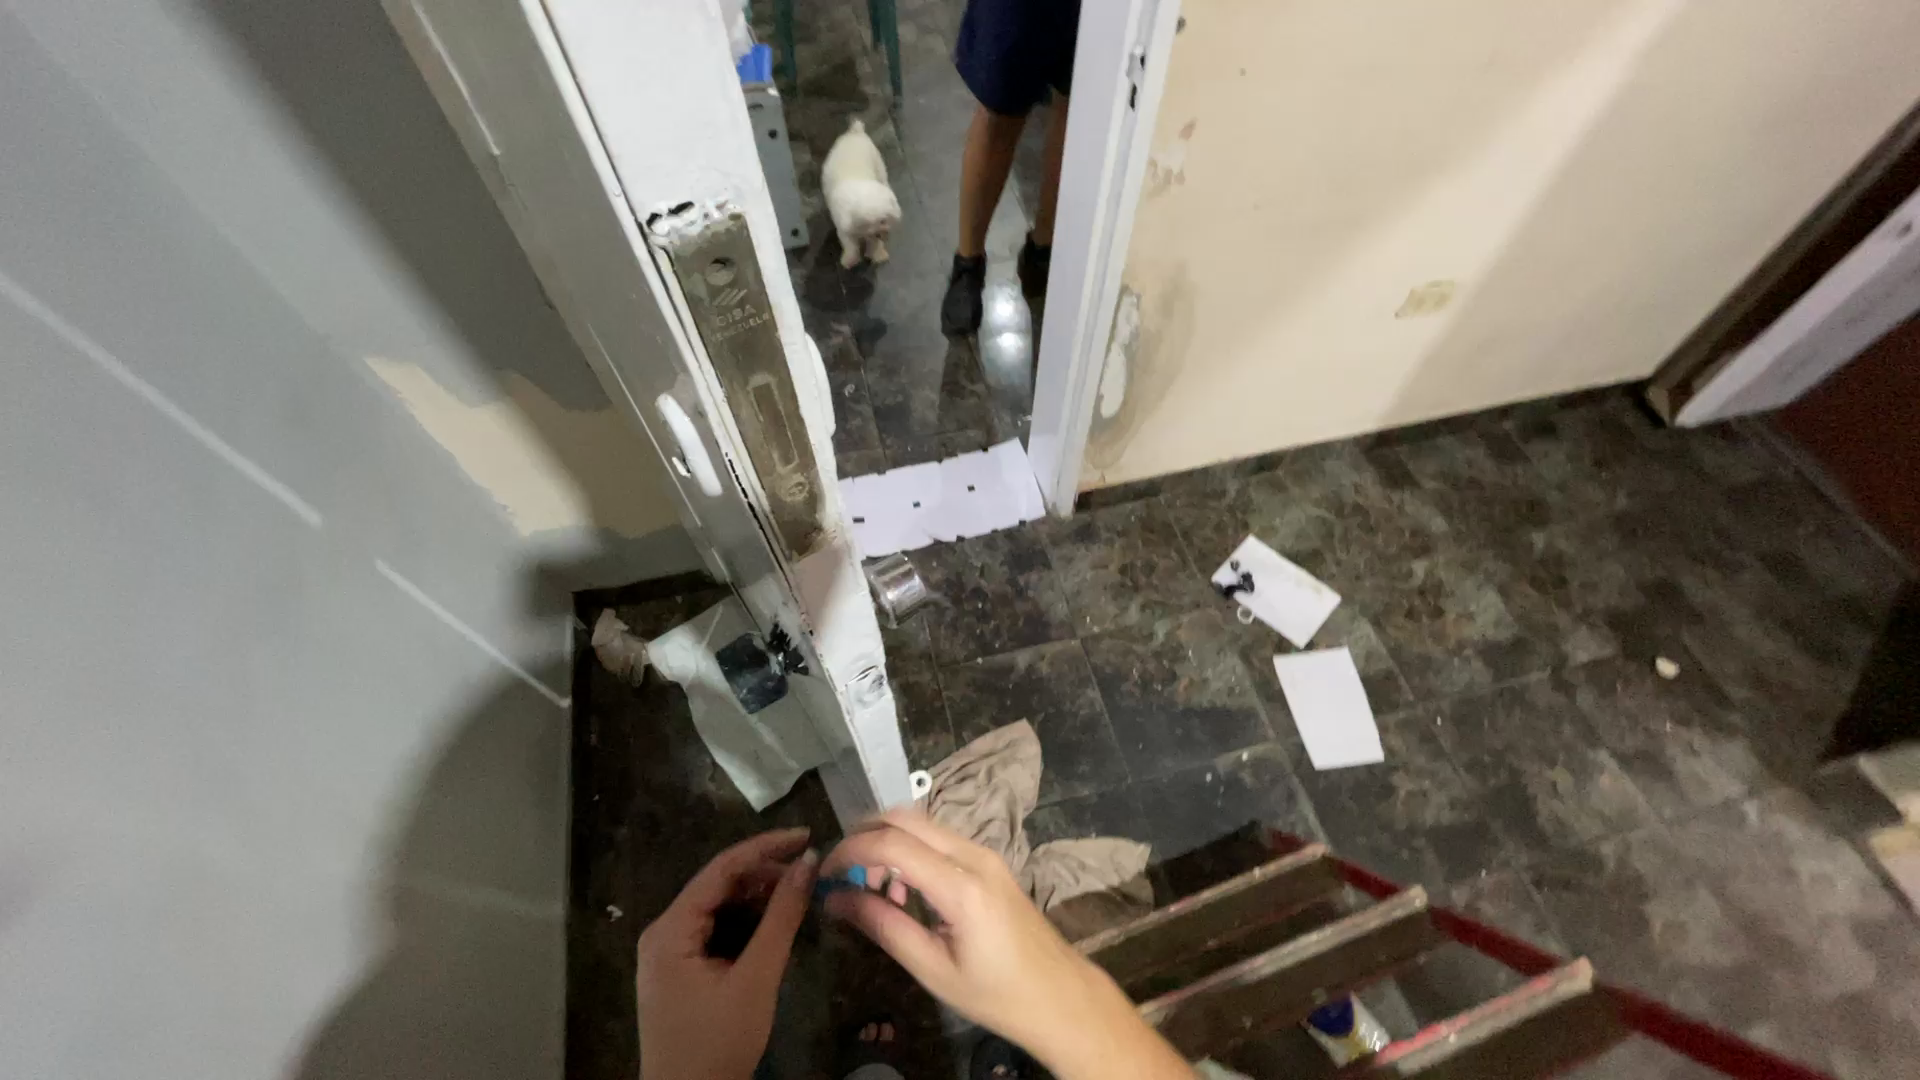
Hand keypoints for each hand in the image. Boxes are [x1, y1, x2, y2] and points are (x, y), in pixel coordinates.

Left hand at [635, 828, 818, 1079]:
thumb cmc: (717, 1045)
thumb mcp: (756, 978)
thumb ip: (782, 917)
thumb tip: (809, 863)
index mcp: (670, 929)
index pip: (722, 868)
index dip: (766, 846)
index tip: (807, 835)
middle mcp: (663, 931)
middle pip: (719, 884)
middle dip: (765, 872)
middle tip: (809, 869)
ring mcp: (669, 951)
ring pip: (720, 905)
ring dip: (758, 895)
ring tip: (799, 891)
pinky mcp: (680, 969)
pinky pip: (716, 927)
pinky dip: (747, 919)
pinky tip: (775, 920)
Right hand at [822, 811, 1188, 1079]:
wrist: (1060, 994)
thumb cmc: (996, 994)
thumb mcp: (933, 969)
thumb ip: (883, 926)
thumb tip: (834, 899)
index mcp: (961, 885)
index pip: (891, 844)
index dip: (849, 852)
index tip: (823, 874)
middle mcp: (973, 854)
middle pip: (904, 817)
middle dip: (863, 835)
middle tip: (840, 872)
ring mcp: (983, 852)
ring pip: (921, 823)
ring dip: (887, 842)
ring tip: (871, 889)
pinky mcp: (987, 858)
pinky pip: (938, 838)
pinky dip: (909, 850)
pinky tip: (902, 890)